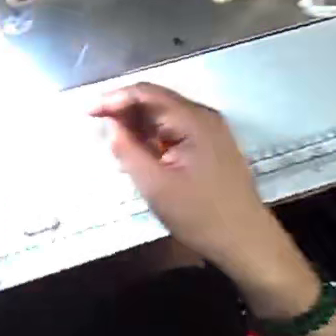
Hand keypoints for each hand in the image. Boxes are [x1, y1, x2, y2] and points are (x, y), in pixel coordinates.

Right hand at [90, 83, 316, 317]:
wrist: (246, 241)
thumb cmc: (200, 215)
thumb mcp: (155, 185)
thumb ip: (128, 150)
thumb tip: (110, 125)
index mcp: (193, 119)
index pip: (146, 93)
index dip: (114, 98)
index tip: (88, 112)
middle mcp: (204, 116)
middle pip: (156, 101)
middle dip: (125, 111)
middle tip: (98, 127)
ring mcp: (211, 130)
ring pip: (166, 116)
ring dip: (139, 125)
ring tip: (115, 142)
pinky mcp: (212, 145)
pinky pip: (177, 130)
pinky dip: (154, 136)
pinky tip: (140, 153)